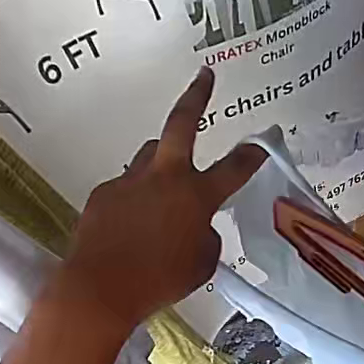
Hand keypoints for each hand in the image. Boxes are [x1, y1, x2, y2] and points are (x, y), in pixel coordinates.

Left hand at [57, 67, 264, 328]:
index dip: (252, 154)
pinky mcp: (103, 194)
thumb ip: (206, 237)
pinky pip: (126, 187)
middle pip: (180, 124)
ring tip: (164, 187)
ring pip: (149, 156)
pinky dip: (136, 198)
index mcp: (196, 196)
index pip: (234, 168)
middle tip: (205, 76)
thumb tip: (197, 226)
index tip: (263, 141)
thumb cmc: (161, 280)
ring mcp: (129, 182)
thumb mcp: (201, 264)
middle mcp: (164, 178)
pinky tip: (132, 224)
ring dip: (161, 161)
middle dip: (197, 98)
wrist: (101, 286)